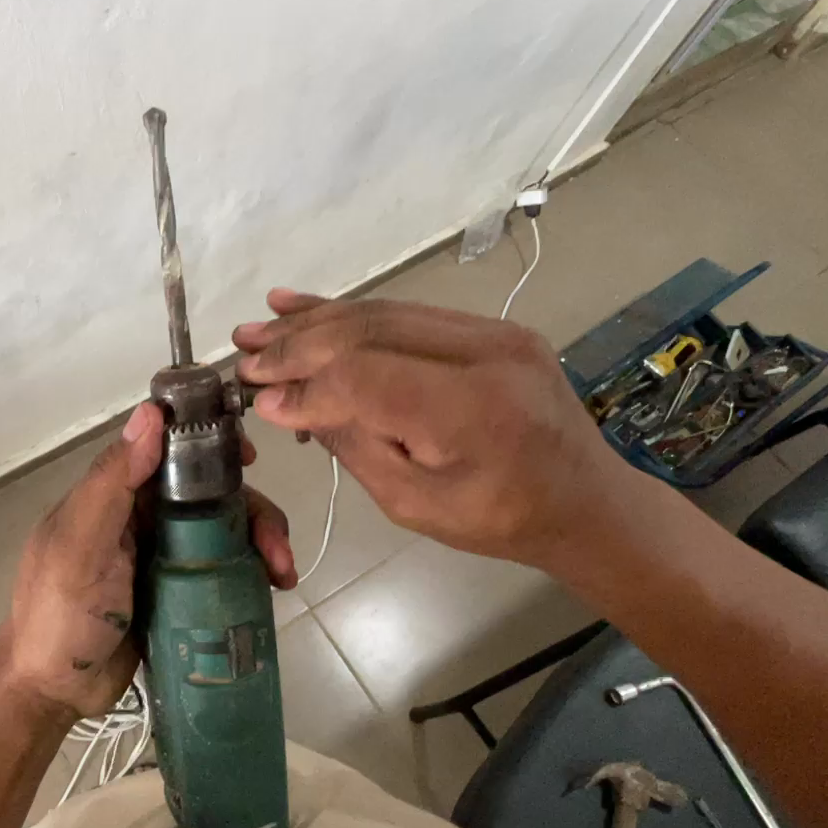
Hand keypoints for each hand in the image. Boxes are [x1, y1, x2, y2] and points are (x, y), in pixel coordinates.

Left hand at [0, 402, 296, 720]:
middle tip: (277, 545)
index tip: (249, 454)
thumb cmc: (59, 615)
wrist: (56, 694)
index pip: (168, 451)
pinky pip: (224, 566)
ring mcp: (164, 555)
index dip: (211, 444)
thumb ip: (112, 482)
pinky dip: (253, 570)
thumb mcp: (79, 546)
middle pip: (210, 492)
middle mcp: (141, 517)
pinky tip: (274, 587)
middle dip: (251, 508)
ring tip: (283, 574)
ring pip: (224, 528)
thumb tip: (150, 413)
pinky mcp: (181, 590)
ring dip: (260, 540)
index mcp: (113, 495)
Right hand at [232, 289, 627, 568]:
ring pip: (380, 312)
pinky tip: (301, 305)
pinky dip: (349, 312)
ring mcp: (491, 331)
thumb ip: (352, 445)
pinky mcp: (486, 326)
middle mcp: (486, 353)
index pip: (363, 377)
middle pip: (367, 331)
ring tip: (258, 328)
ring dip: (312, 321)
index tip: (256, 398)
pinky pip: (405, 311)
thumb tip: (287, 402)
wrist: (585, 498)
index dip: (302, 384)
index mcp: (473, 412)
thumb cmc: (498, 521)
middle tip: (243, 357)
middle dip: (297, 345)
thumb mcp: (413, 504)